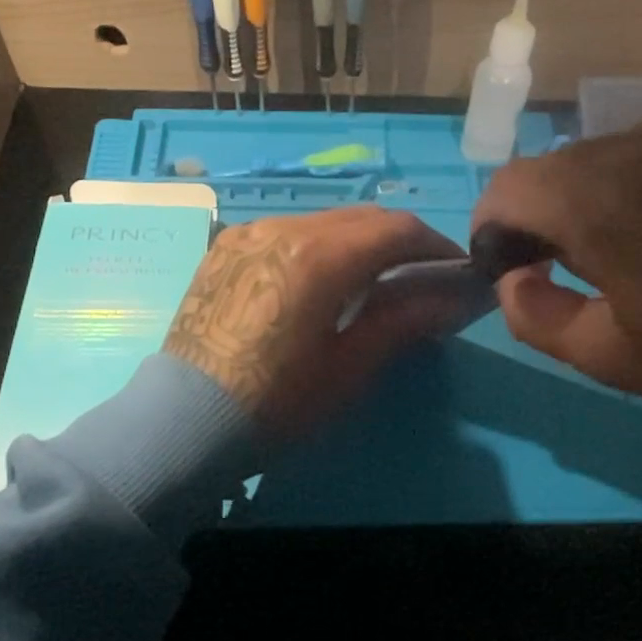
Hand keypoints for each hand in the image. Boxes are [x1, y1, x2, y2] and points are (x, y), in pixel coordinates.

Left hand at [163, 207, 467, 435]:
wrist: (184, 421)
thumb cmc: (275, 404)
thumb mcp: (347, 369)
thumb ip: (402, 322)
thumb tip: (454, 297)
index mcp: (318, 257)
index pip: (396, 230)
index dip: (436, 246)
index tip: (456, 271)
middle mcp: (282, 229)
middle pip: (361, 218)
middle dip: (401, 242)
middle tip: (424, 277)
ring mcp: (248, 234)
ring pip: (324, 222)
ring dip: (360, 243)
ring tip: (376, 282)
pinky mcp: (225, 248)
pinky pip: (288, 233)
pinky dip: (320, 247)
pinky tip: (324, 282)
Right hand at [473, 94, 641, 439]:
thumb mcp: (611, 359)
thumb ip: (534, 315)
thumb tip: (510, 277)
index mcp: (603, 199)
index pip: (510, 185)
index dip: (496, 225)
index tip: (514, 261)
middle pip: (566, 163)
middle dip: (557, 211)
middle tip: (587, 260)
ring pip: (624, 145)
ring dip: (616, 188)